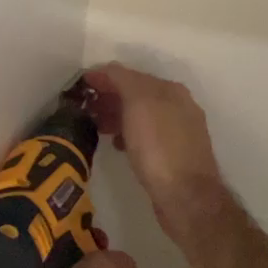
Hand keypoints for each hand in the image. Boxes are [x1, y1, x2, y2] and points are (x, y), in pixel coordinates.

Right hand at [84, 63, 226, 240]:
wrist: (186, 197)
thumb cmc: (158, 146)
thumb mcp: (138, 103)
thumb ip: (122, 80)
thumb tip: (107, 70)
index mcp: (170, 90)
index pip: (131, 75)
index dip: (104, 78)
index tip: (81, 86)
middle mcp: (179, 106)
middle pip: (137, 94)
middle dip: (110, 98)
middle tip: (85, 109)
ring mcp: (180, 132)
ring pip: (141, 115)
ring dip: (118, 116)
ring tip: (97, 128)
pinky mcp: (176, 156)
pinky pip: (147, 136)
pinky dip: (130, 134)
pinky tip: (119, 146)